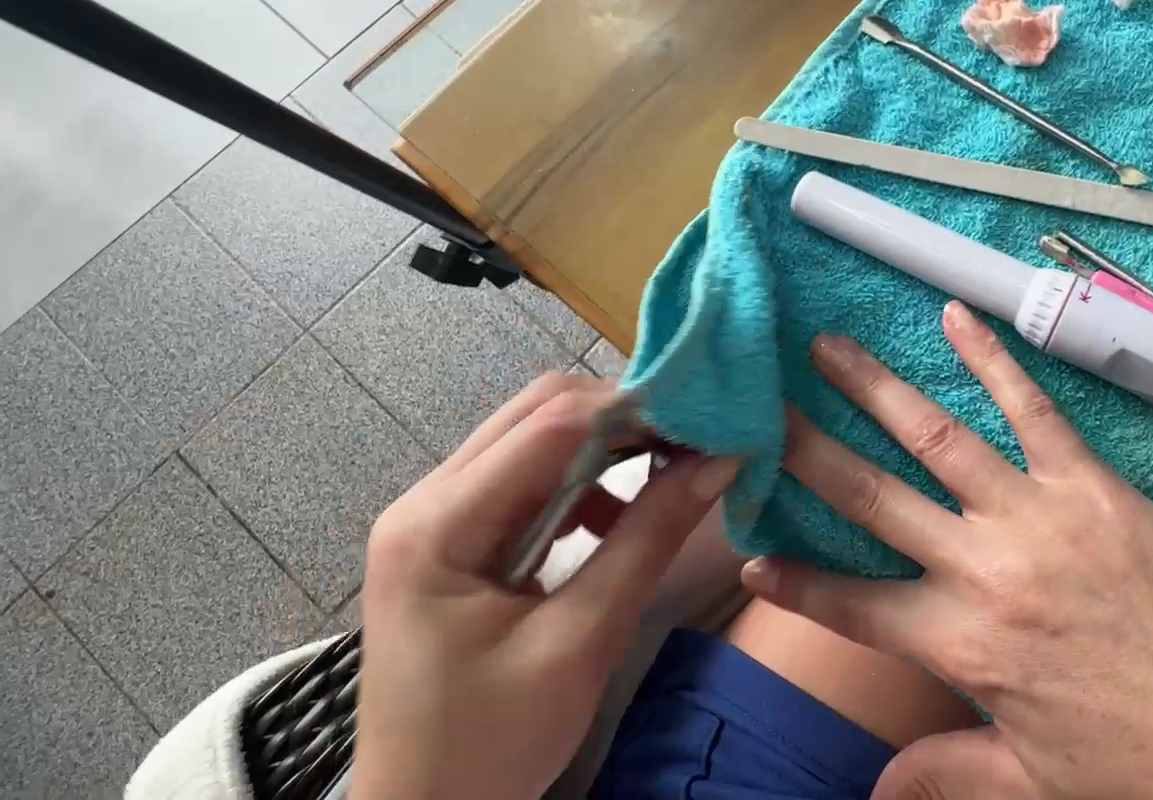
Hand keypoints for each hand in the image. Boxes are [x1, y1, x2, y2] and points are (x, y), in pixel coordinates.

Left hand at [352, 374, 740, 799]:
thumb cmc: (491, 744)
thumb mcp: (582, 641)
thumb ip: (648, 539)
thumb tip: (720, 459)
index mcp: (439, 525)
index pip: (551, 425)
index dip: (635, 409)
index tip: (708, 419)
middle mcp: (429, 499)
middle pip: (541, 411)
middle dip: (625, 414)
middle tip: (694, 438)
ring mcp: (441, 513)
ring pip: (540, 432)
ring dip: (611, 440)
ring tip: (672, 463)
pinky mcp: (462, 533)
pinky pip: (535, 471)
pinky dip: (589, 473)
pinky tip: (619, 510)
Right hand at [741, 303, 1152, 799]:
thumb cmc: (1150, 765)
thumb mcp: (1035, 783)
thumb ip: (946, 778)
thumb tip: (872, 793)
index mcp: (963, 648)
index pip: (852, 607)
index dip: (795, 580)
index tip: (745, 546)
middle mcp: (985, 571)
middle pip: (873, 500)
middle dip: (807, 451)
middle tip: (760, 409)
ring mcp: (1038, 518)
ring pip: (936, 440)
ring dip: (875, 389)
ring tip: (828, 350)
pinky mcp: (1093, 485)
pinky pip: (1031, 411)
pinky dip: (992, 362)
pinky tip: (957, 321)